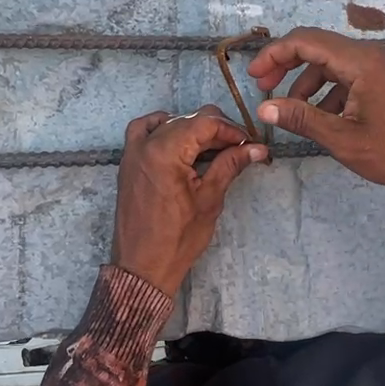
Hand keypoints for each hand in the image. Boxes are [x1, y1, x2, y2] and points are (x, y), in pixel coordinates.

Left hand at [112, 105, 267, 296]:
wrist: (142, 266)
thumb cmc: (177, 239)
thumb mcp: (209, 199)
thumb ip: (230, 165)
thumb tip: (256, 149)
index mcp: (165, 152)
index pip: (206, 123)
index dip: (232, 130)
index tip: (250, 144)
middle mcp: (146, 144)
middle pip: (189, 120)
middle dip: (217, 130)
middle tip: (239, 149)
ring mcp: (133, 151)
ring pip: (169, 122)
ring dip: (194, 129)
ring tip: (214, 148)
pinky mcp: (128, 160)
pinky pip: (144, 129)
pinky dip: (162, 127)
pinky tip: (180, 139)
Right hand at [247, 27, 384, 217]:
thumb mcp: (341, 138)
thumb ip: (301, 118)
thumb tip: (264, 107)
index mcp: (360, 62)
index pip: (306, 41)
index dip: (274, 54)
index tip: (254, 76)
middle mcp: (370, 55)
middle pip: (317, 48)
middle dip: (286, 66)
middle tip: (264, 88)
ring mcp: (380, 66)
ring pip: (330, 64)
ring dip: (306, 83)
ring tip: (292, 112)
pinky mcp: (384, 80)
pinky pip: (347, 76)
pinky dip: (327, 91)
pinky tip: (322, 118)